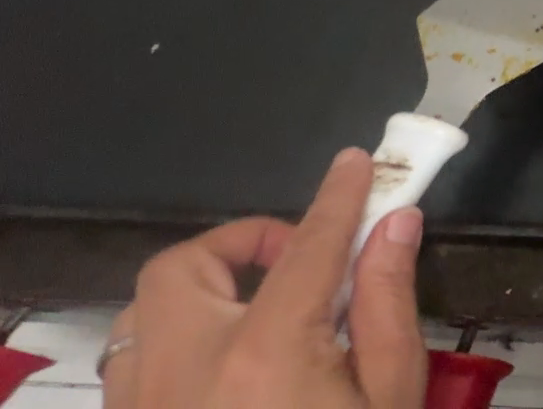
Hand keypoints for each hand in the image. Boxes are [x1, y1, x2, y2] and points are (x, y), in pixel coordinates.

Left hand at [103, 148, 426, 408]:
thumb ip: (390, 298)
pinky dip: (190, 329)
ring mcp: (146, 407)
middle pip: (186, 267)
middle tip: (306, 256)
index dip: (337, 197)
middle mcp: (184, 372)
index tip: (354, 162)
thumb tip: (395, 223)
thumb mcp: (393, 386)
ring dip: (213, 284)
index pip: (308, 247)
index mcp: (265, 353)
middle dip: (248, 240)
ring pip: (149, 311)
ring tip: (273, 303)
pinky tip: (240, 354)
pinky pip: (142, 356)